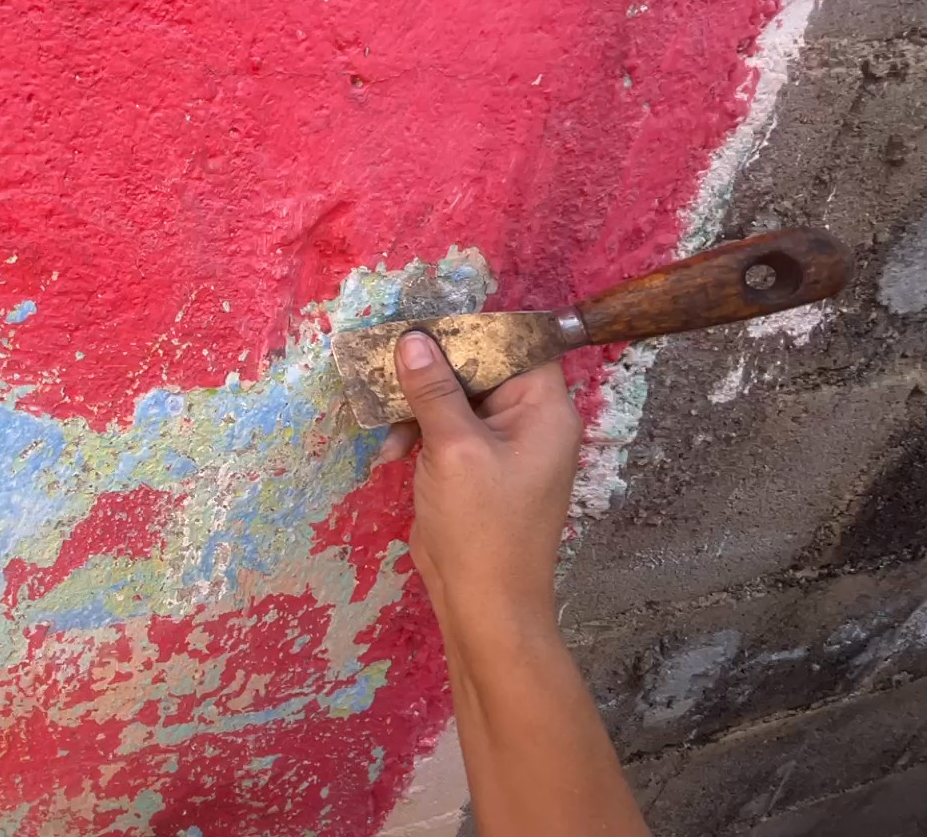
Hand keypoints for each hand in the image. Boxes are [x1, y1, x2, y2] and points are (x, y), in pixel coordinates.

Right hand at [373, 332, 581, 635]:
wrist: (481, 601)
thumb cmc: (481, 523)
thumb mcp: (453, 449)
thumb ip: (433, 390)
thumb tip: (412, 338)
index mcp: (541, 409)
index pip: (515, 345)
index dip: (471, 331)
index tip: (422, 325)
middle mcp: (523, 419)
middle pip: (475, 367)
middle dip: (428, 371)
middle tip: (385, 366)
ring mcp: (495, 442)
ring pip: (449, 396)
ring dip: (413, 406)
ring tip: (387, 426)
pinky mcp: (468, 462)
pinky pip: (439, 426)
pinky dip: (413, 432)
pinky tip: (391, 452)